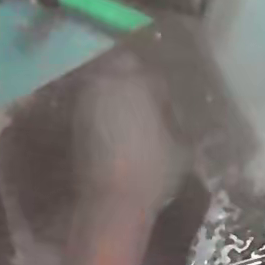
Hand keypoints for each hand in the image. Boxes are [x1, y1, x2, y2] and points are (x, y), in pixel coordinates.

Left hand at [68, 53, 186, 215]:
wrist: (113, 200)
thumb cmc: (154, 173)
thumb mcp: (183, 152)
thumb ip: (184, 128)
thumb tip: (186, 122)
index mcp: (138, 84)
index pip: (156, 76)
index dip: (167, 93)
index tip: (173, 110)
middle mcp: (109, 82)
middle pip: (125, 65)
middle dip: (139, 78)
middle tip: (152, 102)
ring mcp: (89, 99)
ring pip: (107, 81)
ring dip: (121, 92)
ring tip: (136, 115)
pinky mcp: (77, 118)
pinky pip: (96, 102)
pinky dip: (108, 108)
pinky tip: (120, 128)